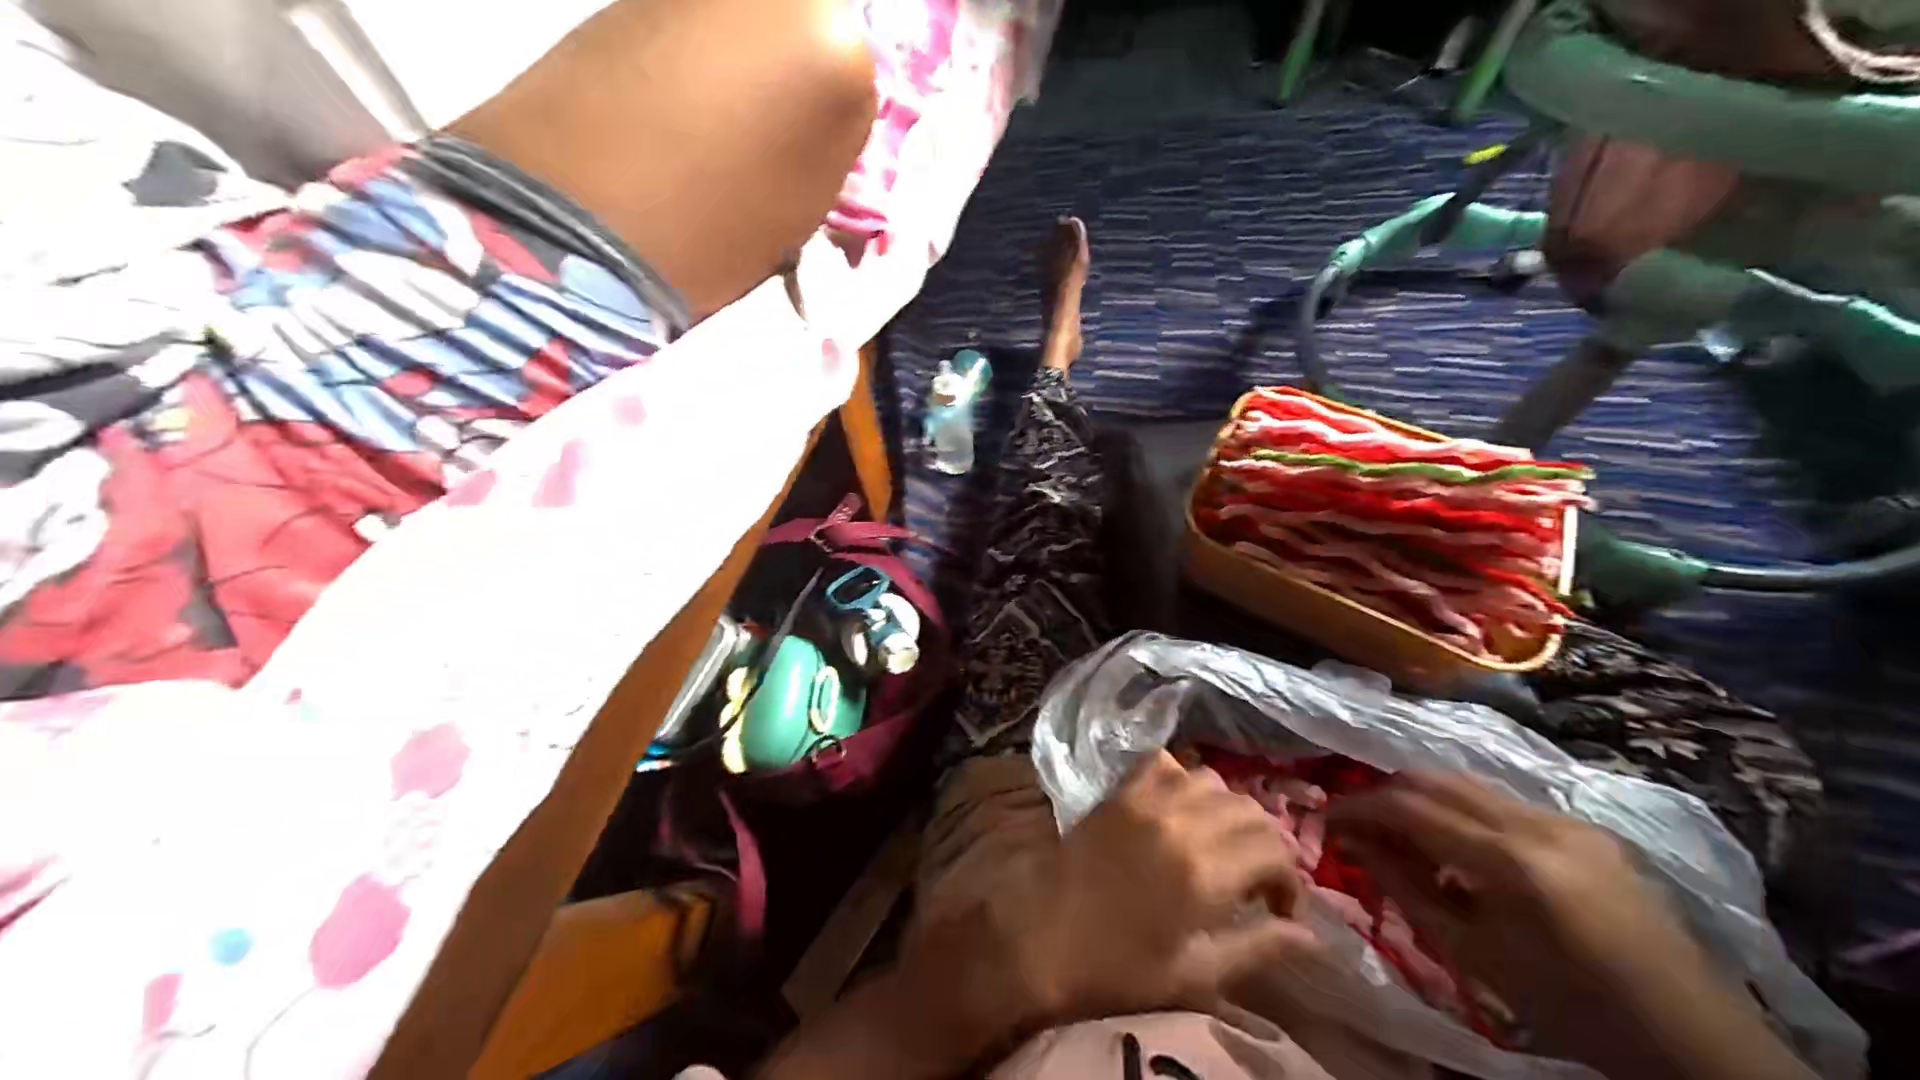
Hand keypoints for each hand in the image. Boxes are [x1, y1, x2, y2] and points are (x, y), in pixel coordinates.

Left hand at [989, 750, 1316, 1026]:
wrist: (1039, 933)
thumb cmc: (1115, 967)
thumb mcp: (1193, 975)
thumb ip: (1257, 948)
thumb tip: (1312, 937)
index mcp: (1203, 872)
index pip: (1276, 852)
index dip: (1290, 883)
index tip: (1279, 911)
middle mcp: (1181, 821)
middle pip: (1251, 812)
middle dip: (1266, 846)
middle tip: (1254, 881)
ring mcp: (1145, 798)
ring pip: (1213, 780)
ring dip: (1229, 810)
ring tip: (1220, 844)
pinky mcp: (1118, 790)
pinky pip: (1164, 762)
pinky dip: (1183, 778)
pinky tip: (1181, 808)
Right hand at [1329, 769, 1813, 1079]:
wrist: (1691, 1041)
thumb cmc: (1568, 1007)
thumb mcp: (1473, 953)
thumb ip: (1406, 886)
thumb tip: (1354, 841)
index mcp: (1511, 861)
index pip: (1409, 807)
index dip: (1357, 806)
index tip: (1325, 815)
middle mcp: (1540, 823)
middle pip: (1436, 779)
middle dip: (1385, 792)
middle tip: (1356, 818)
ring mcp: (1569, 819)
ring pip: (1469, 783)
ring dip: (1423, 797)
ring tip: (1398, 827)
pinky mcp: (1589, 827)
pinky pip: (1504, 802)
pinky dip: (1464, 811)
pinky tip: (1459, 846)